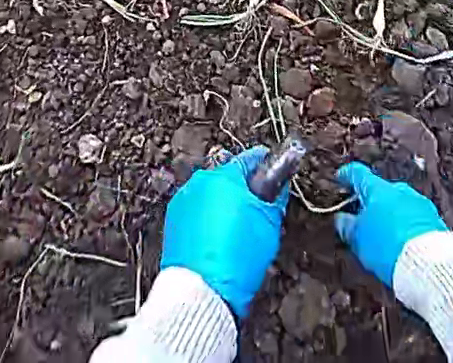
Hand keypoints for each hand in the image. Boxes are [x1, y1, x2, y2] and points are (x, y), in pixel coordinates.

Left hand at [160, 146, 289, 316]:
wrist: (201, 292)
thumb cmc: (237, 258)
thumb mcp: (269, 225)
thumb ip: (275, 198)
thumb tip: (280, 185)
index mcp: (225, 176)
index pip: (249, 159)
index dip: (264, 163)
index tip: (272, 168)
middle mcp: (201, 181)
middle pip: (228, 175)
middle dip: (241, 187)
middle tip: (255, 206)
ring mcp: (184, 198)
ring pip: (210, 192)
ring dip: (221, 201)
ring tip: (234, 227)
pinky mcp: (173, 218)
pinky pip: (195, 209)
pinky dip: (205, 216)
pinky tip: (216, 236)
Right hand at [334, 162, 448, 288]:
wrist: (430, 266)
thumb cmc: (391, 248)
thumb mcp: (358, 239)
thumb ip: (347, 226)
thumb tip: (342, 220)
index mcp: (378, 188)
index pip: (358, 173)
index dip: (347, 175)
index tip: (341, 178)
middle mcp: (400, 191)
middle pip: (379, 191)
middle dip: (370, 203)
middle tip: (361, 219)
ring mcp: (419, 204)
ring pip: (398, 205)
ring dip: (389, 216)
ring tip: (383, 238)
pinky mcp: (435, 221)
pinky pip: (414, 219)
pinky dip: (405, 227)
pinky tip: (401, 243)